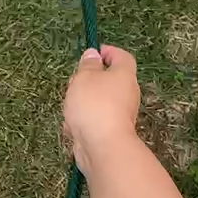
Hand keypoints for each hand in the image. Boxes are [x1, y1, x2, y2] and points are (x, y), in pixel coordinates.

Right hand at [62, 45, 141, 171]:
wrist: (102, 145)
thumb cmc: (93, 105)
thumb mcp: (84, 78)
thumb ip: (87, 65)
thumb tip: (93, 54)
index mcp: (124, 74)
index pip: (121, 56)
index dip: (108, 52)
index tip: (92, 54)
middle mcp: (127, 92)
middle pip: (108, 80)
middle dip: (89, 81)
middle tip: (74, 84)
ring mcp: (120, 113)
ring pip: (99, 101)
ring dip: (83, 103)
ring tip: (69, 108)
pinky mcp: (111, 130)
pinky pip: (95, 119)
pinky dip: (84, 121)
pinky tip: (72, 128)